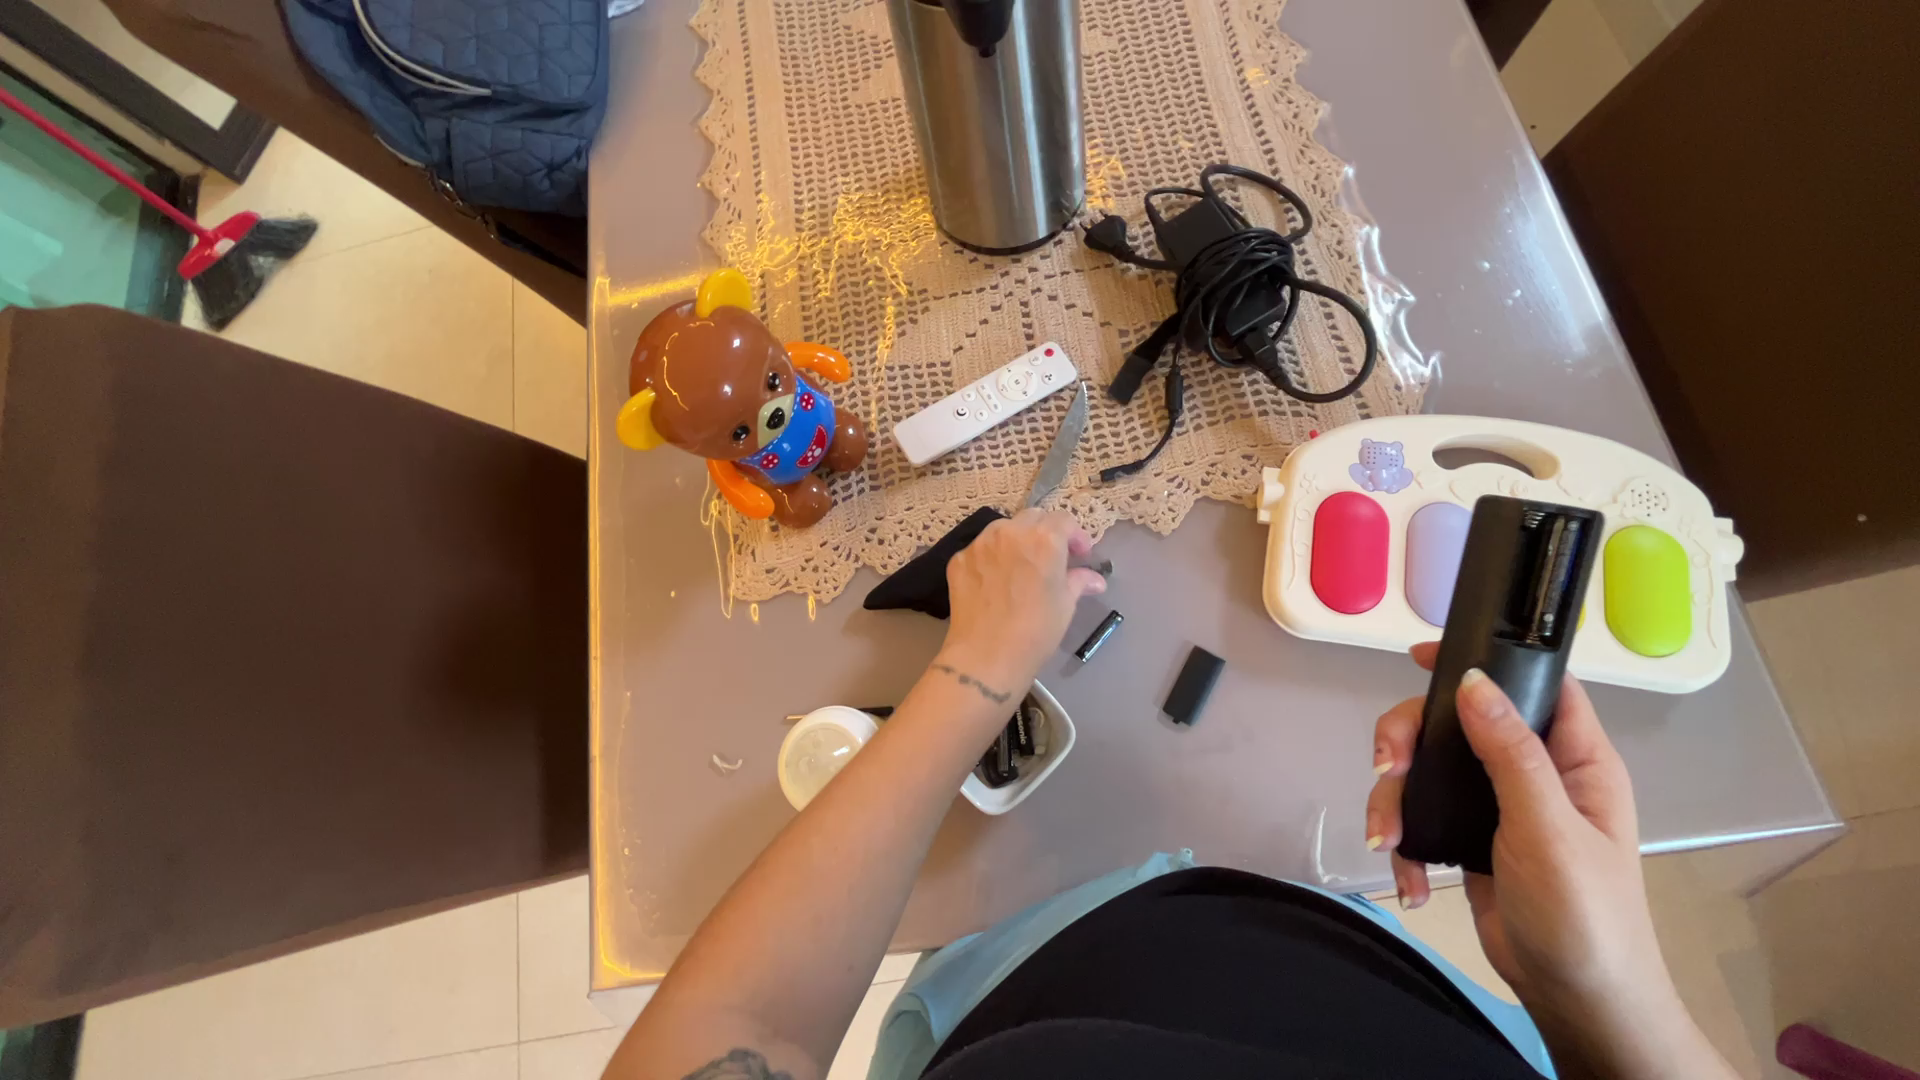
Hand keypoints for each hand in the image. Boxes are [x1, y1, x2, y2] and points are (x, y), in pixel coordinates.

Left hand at [937, 509, 1105, 697]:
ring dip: (1016, 540)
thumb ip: (1078, 581)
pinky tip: (995, 581)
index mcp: (1044, 538)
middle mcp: (1010, 532)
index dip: (1075, 535)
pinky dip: (991, 558)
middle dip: (1046, 531)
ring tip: (1021, 565)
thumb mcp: (1065, 604)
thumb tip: (1094, 579)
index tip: (1080, 554)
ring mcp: (980, 544)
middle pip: (1032, 518)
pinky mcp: (959, 559)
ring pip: (1002, 529)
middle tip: (1052, 557)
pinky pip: (980, 550)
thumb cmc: (1036, 631)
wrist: (987, 656)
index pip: (1064, 520)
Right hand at [1366, 646, 1729, 1077]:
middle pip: (1452, 723)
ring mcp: (1493, 804)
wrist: (1574, 1001)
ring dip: (1394, 799)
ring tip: (1387, 839)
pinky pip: (1418, 814)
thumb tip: (1473, 681)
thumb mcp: (1547, 828)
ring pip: (1424, 768)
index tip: (1420, 657)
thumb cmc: (1582, 914)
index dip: (1483, 660)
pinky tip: (1408, 877)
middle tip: (1385, 766)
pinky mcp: (1464, 835)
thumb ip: (1510, 753)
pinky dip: (1403, 841)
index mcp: (1571, 760)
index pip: (1533, 685)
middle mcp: (1529, 772)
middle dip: (1408, 741)